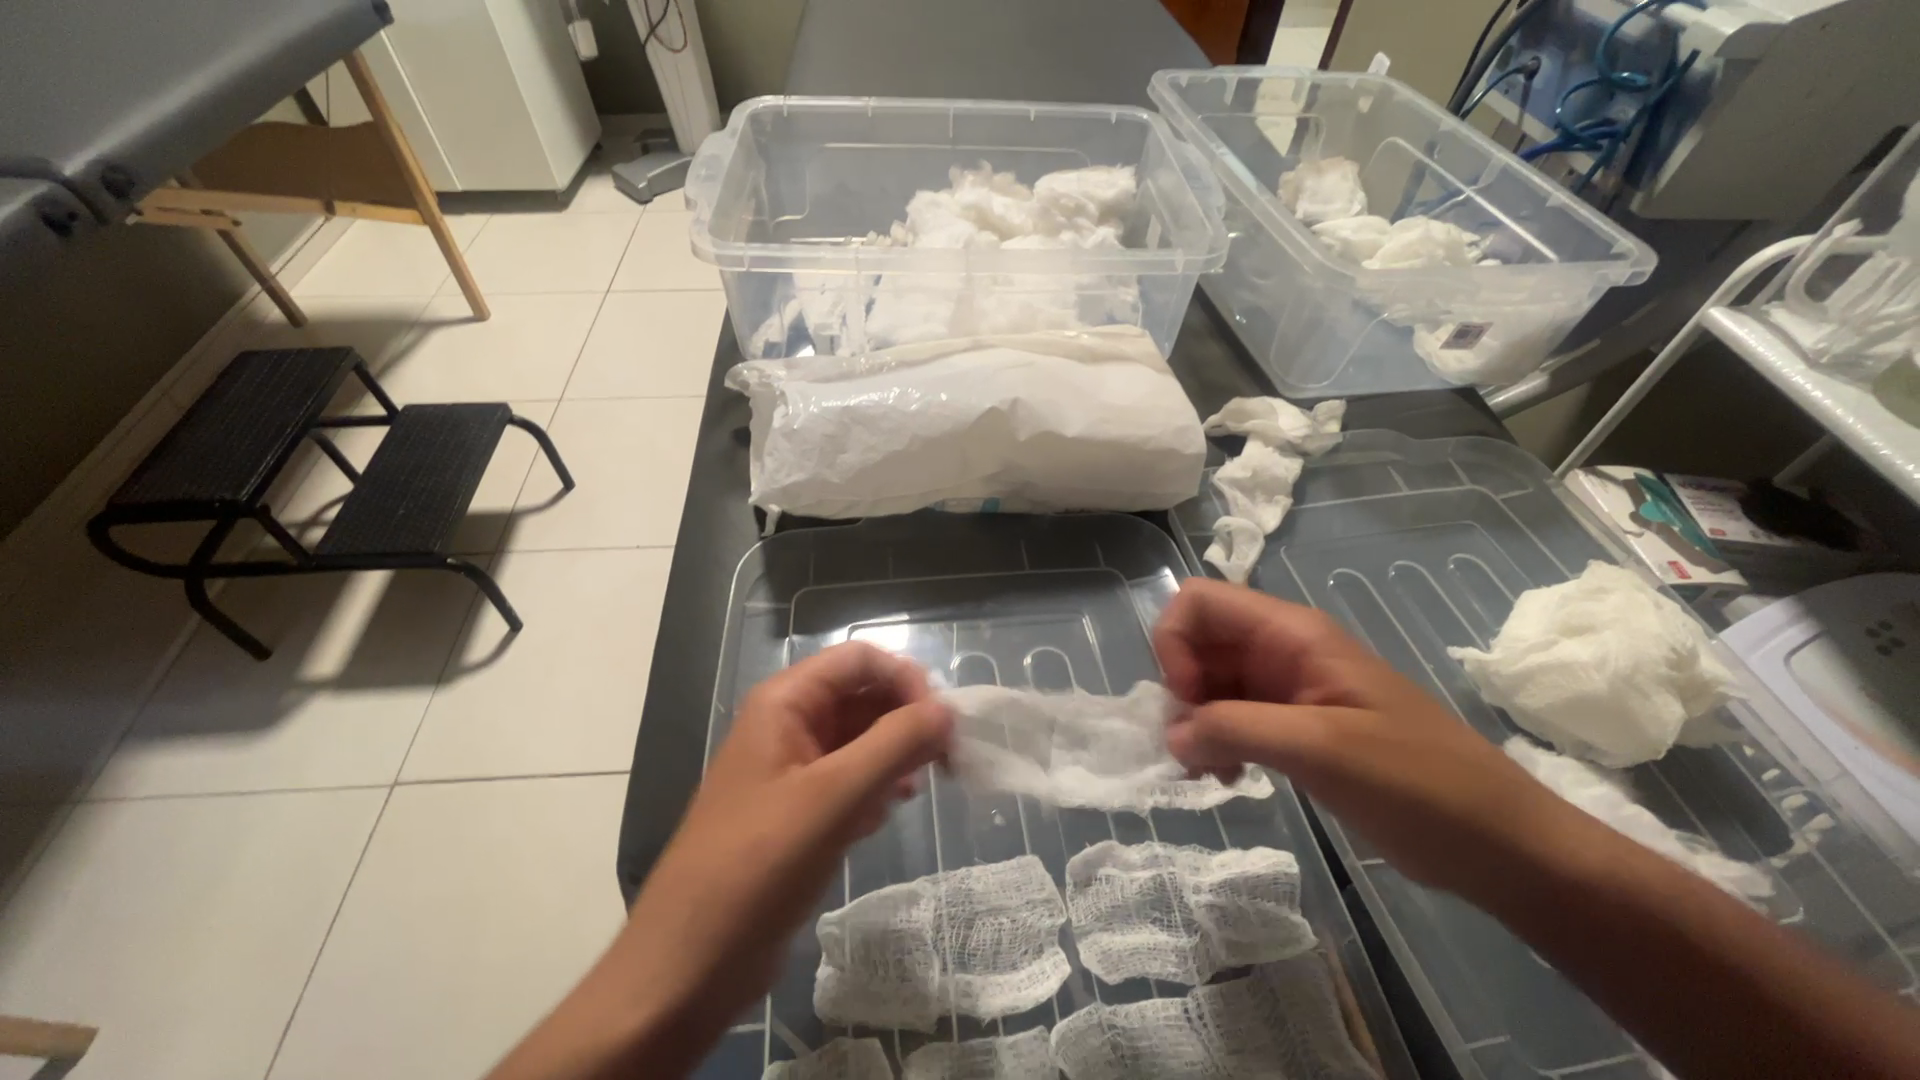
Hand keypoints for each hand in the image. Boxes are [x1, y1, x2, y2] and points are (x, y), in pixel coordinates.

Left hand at [487, 642, 949, 1079]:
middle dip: (906, 719)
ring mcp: (791, 773)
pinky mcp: (798, 815)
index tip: (943, 723)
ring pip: (859, 741)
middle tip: (947, 760)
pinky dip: (876, 790)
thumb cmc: (760, 865)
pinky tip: (884, 817)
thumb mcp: (835, 796)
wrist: (692, 959)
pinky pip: (849, 782)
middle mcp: (787, 727)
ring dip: (895, 756)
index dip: (906, 680)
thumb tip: (948, 711)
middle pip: (862, 697)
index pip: (859, 660)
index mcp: (785, 703)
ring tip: (918, 789)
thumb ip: (895, 744)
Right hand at [1155, 579, 1594, 897]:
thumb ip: (1235, 729)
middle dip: (1181, 690)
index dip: (1175, 643)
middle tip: (1194, 750)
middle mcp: (1285, 653)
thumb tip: (1172, 734)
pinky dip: (1217, 742)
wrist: (1498, 842)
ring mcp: (1291, 692)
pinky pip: (1234, 719)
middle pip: (1200, 642)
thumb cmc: (1418, 783)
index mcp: (1295, 635)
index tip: (1188, 703)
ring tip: (1211, 772)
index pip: (1201, 601)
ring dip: (1196, 722)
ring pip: (1212, 683)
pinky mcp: (1298, 732)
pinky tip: (1232, 778)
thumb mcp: (1321, 748)